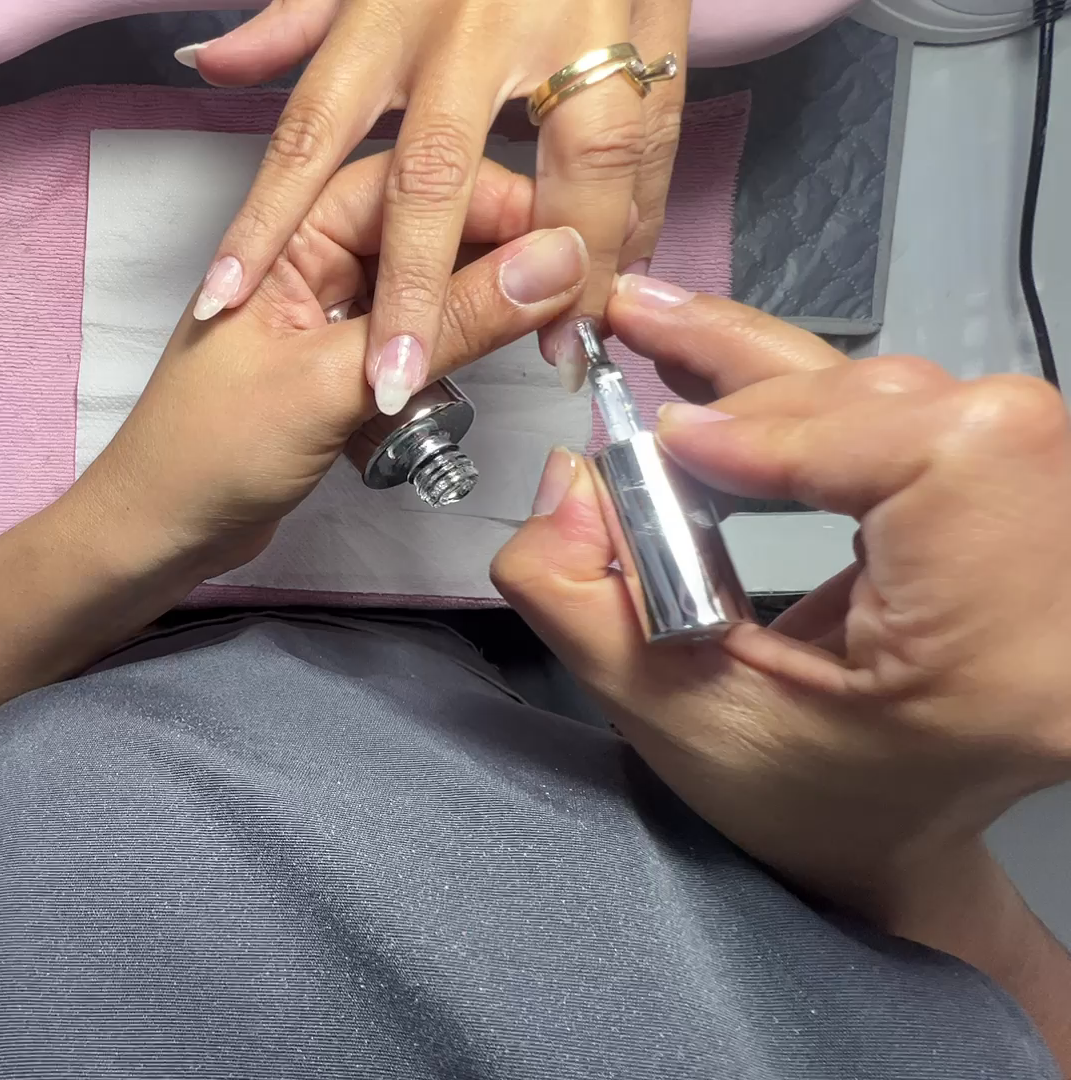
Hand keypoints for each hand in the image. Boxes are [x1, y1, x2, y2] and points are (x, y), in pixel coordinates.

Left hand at [63, 154, 588, 582]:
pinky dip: (431, 368)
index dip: (485, 203)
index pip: (401, 186)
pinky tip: (450, 393)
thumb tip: (558, 262)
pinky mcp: (329, 376)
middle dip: (485, 269)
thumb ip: (446, 325)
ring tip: (518, 350)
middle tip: (554, 309)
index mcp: (285, 241)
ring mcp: (318, 326)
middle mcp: (303, 271)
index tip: (562, 243)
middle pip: (416, 240)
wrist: (161, 532)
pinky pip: (400, 350)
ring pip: (415, 299)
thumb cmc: (214, 452)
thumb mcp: (333, 383)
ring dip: (462, 325)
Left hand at [180, 0, 690, 409]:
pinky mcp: (655, 24)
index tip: (223, 304)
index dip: (257, 225)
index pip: (302, 140)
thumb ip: (288, 22)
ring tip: (553, 351)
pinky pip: (649, 140)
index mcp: (383, 18)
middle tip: (398, 379)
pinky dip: (636, 216)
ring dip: (562, 267)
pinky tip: (614, 280)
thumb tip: (204, 61)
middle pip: (434, 180)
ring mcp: (572, 21)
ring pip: (570, 164)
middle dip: (417, 294)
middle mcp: (471, 28)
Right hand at [491, 276, 1070, 924]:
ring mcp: (1059, 547)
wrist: (869, 821)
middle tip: (647, 426)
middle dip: (766, 403)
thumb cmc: (776, 789)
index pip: (955, 457)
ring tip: (652, 330)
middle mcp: (1064, 597)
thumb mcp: (644, 707)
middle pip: (939, 408)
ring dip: (769, 372)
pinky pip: (914, 411)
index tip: (673, 443)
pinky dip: (798, 382)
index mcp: (995, 664)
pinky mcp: (1021, 515)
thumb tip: (567, 480)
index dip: (804, 428)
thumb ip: (572, 595)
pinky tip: (716, 362)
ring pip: (922, 392)